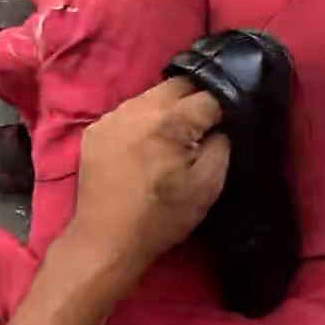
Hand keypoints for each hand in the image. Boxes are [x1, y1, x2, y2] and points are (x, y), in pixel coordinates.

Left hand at [66, 78, 229, 275]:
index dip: (224, 108)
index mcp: (170, 119)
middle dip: (197, 98)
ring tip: (174, 138)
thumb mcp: (208, 186)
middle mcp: (138, 106)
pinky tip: (146, 146)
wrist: (106, 241)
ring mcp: (113, 116)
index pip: (209, 94)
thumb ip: (222, 144)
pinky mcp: (96, 129)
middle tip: (204, 127)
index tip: (228, 124)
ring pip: (152, 95)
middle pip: (180, 83)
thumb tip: (221, 124)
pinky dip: (144, 121)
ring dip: (169, 108)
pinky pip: (129, 112)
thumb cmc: (161, 217)